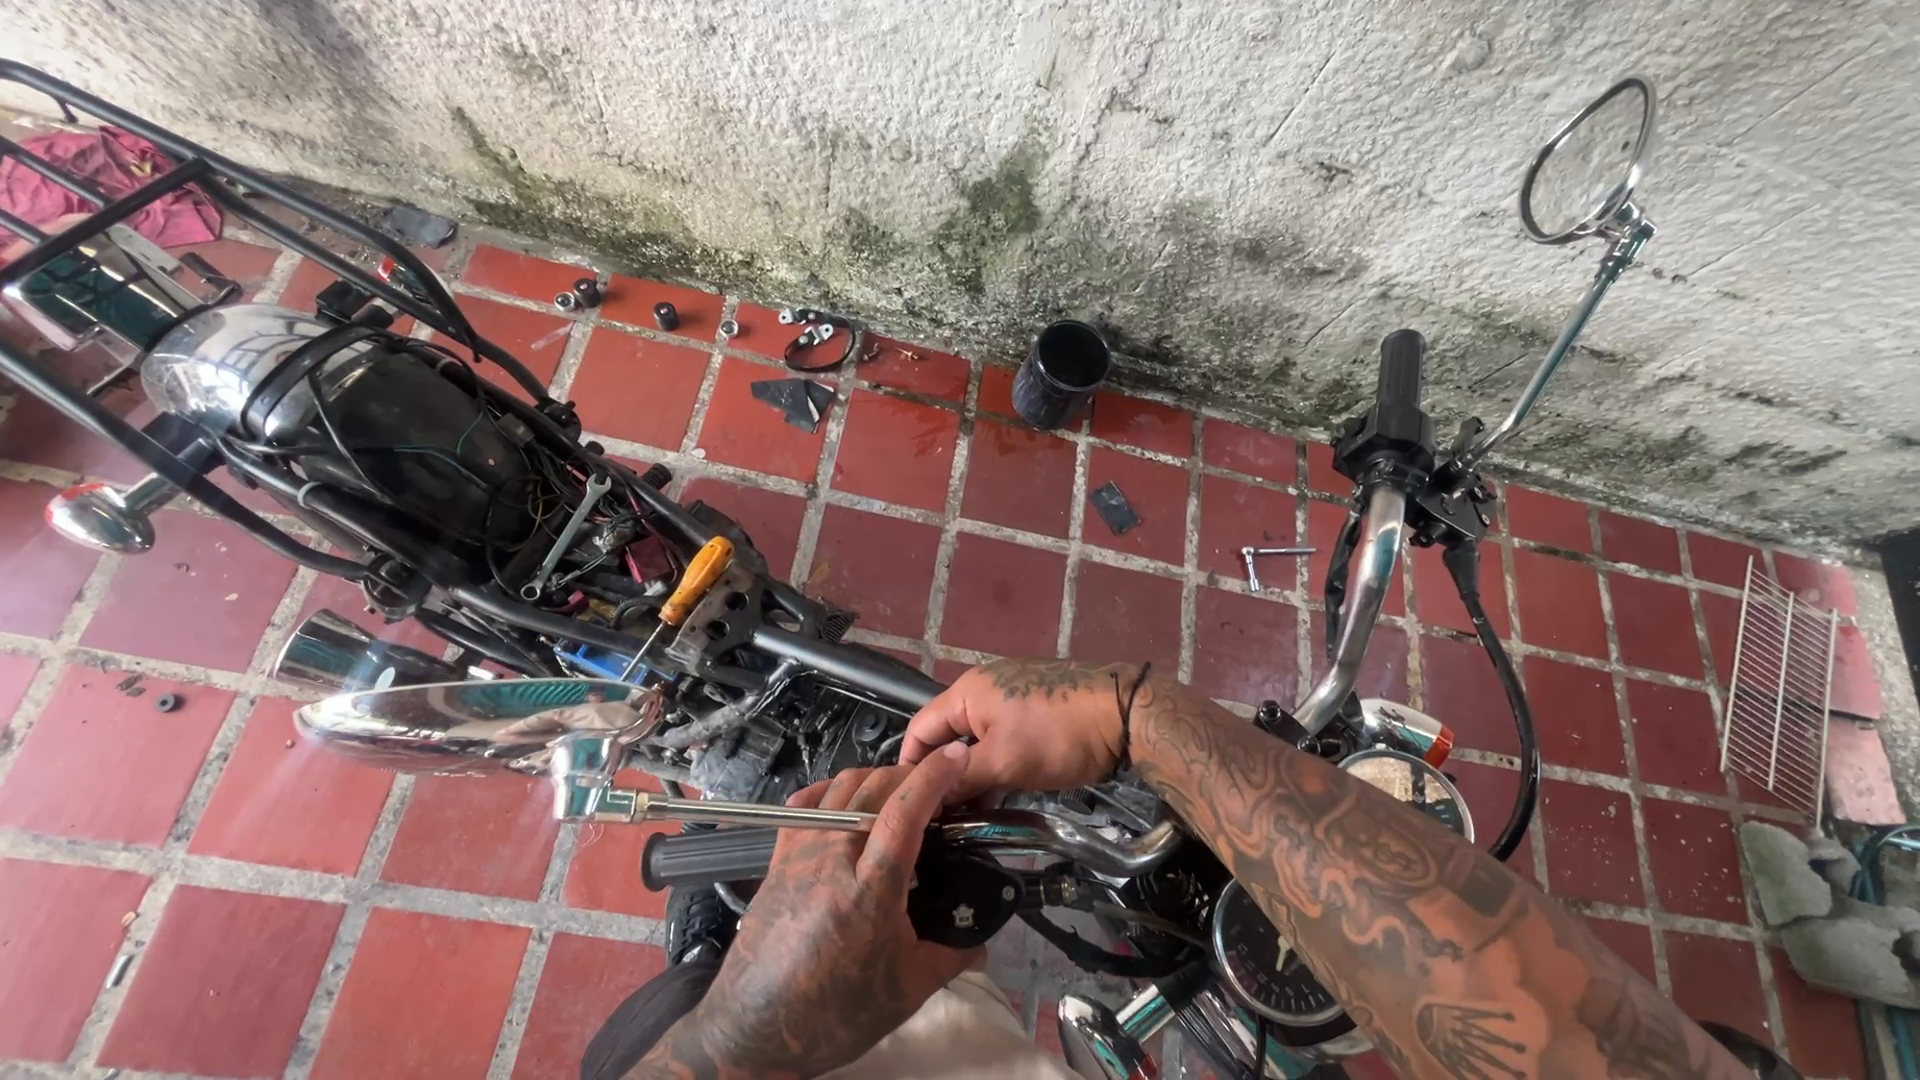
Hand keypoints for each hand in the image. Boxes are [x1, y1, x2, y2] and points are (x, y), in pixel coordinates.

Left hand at [686, 745, 981, 1076]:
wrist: (756, 1030)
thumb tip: (984, 941)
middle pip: (875, 787)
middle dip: (911, 773)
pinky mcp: (779, 856)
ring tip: (898, 791)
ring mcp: (801, 851)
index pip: (905, 811)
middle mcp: (832, 857)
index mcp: (870, 889)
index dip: (935, 775)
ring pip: (841, 785)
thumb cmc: (835, 1013)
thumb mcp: (907, 990)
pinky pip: (806, 801)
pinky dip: (833, 788)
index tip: (958, 755)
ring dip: (875, 777)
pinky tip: (847, 800)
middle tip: (936, 786)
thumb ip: (952, 956)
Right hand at [900, 658, 1134, 801]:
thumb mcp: (1003, 760)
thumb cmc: (1056, 734)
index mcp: (968, 692)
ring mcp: (1012, 700)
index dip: (909, 765)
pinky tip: (993, 798)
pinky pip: (1000, 742)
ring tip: (961, 816)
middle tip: (934, 815)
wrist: (1123, 715)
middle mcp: (984, 690)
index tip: (906, 803)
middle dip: (940, 774)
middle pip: (948, 735)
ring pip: (976, 742)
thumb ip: (961, 778)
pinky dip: (994, 767)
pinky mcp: (1035, 714)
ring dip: (969, 775)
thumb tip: (927, 799)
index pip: (920, 728)